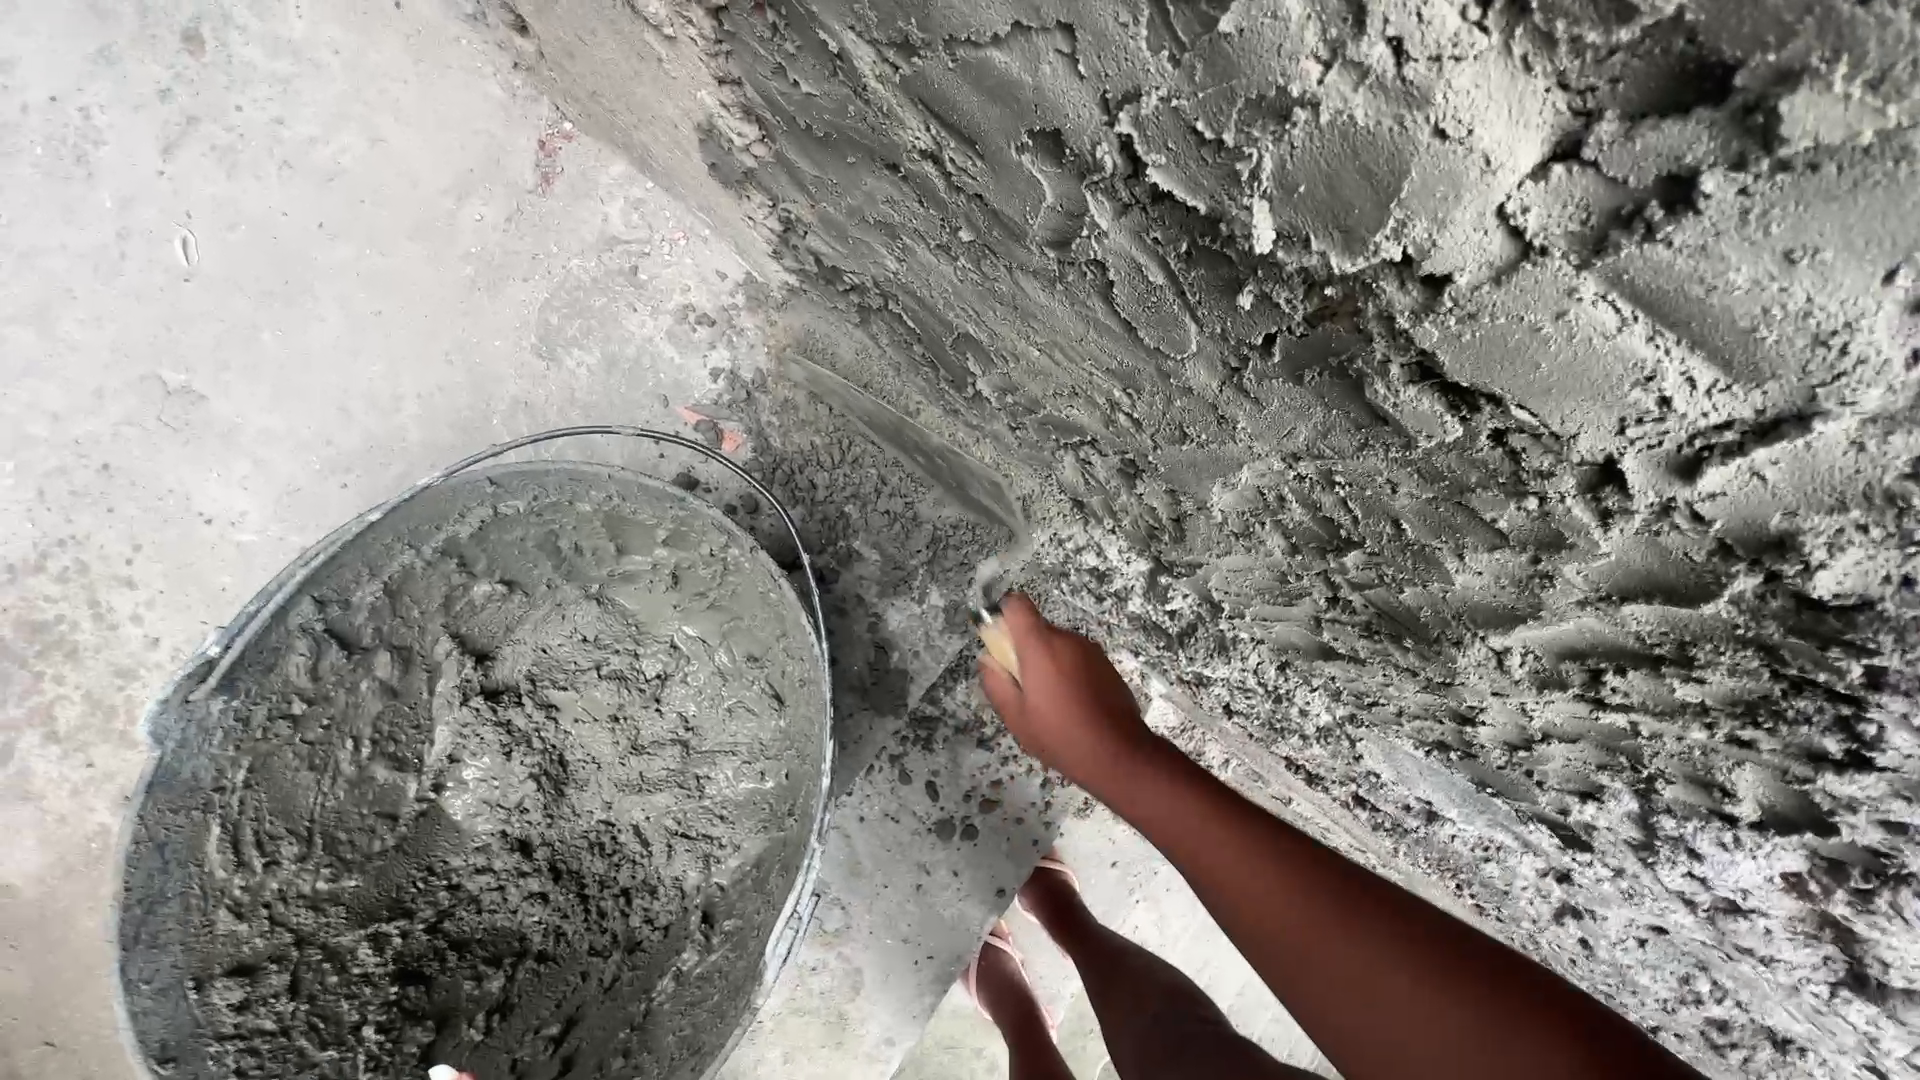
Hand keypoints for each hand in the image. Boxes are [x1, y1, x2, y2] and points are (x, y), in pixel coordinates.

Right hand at [977, 593, 1161, 791]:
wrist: (1118, 753)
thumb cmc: (1059, 735)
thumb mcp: (1016, 716)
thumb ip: (996, 682)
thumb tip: (987, 660)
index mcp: (1040, 645)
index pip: (1017, 604)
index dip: (1004, 615)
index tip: (1001, 643)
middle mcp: (1067, 638)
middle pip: (1037, 629)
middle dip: (1026, 651)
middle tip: (1025, 689)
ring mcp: (1091, 650)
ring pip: (1058, 646)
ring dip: (1049, 664)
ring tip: (1051, 703)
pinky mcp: (1106, 664)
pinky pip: (1077, 658)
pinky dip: (1069, 673)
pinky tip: (1074, 705)